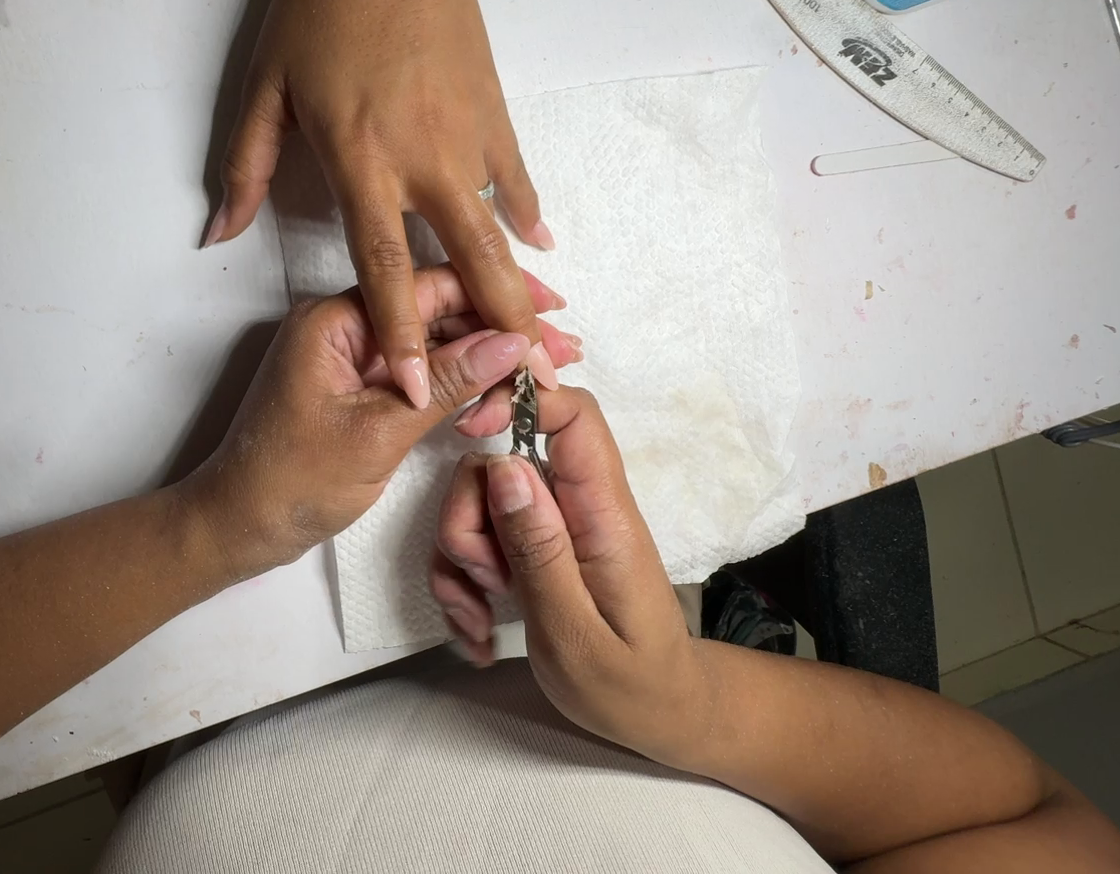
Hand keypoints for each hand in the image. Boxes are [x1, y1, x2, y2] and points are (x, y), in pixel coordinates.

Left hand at [183, 266, 581, 578]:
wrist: (241, 524)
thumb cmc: (296, 481)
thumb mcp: (378, 431)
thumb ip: (446, 382)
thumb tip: (513, 343)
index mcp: (335, 319)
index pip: (427, 288)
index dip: (494, 301)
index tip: (552, 315)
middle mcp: (343, 324)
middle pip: (433, 312)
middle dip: (498, 330)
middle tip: (566, 348)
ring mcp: (350, 355)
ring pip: (429, 342)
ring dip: (484, 356)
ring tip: (548, 368)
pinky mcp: (356, 384)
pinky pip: (414, 370)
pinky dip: (455, 380)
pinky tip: (499, 387)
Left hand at [207, 0, 553, 411]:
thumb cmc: (322, 9)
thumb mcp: (264, 88)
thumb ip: (243, 170)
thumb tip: (217, 234)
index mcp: (360, 164)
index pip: (382, 269)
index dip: (401, 335)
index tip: (418, 389)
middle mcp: (421, 163)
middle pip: (465, 260)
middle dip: (496, 324)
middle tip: (521, 375)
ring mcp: (467, 139)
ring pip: (499, 228)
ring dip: (522, 281)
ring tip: (544, 327)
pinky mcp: (495, 113)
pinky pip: (514, 177)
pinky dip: (527, 211)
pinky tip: (540, 241)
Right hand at [429, 388, 715, 766]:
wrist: (658, 719)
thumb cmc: (631, 685)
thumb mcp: (577, 633)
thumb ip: (540, 549)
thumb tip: (504, 467)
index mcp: (602, 513)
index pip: (573, 416)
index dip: (518, 400)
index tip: (470, 427)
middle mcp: (571, 506)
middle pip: (494, 466)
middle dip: (466, 521)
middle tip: (489, 583)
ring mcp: (544, 527)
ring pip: (472, 506)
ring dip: (461, 563)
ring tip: (486, 618)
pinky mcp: (523, 550)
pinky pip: (470, 545)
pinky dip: (461, 586)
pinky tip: (479, 631)